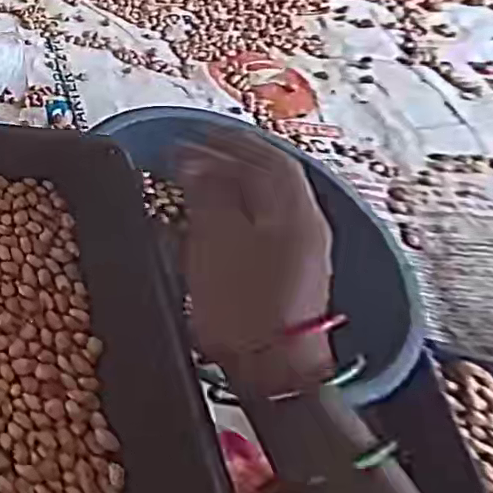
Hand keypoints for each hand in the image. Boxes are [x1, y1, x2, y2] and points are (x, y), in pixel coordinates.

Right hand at [176, 131, 334, 394]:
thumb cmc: (240, 296)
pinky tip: (210, 205)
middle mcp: (303, 224)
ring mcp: (297, 247)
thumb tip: (194, 159)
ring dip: (232, 177)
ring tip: (195, 171)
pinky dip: (234, 200)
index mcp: (293, 213)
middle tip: (191, 146)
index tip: (190, 135)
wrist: (266, 357)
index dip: (227, 142)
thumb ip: (208, 192)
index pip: (265, 160)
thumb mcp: (215, 236)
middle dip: (231, 156)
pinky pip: (260, 216)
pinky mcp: (282, 265)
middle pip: (272, 175)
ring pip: (266, 196)